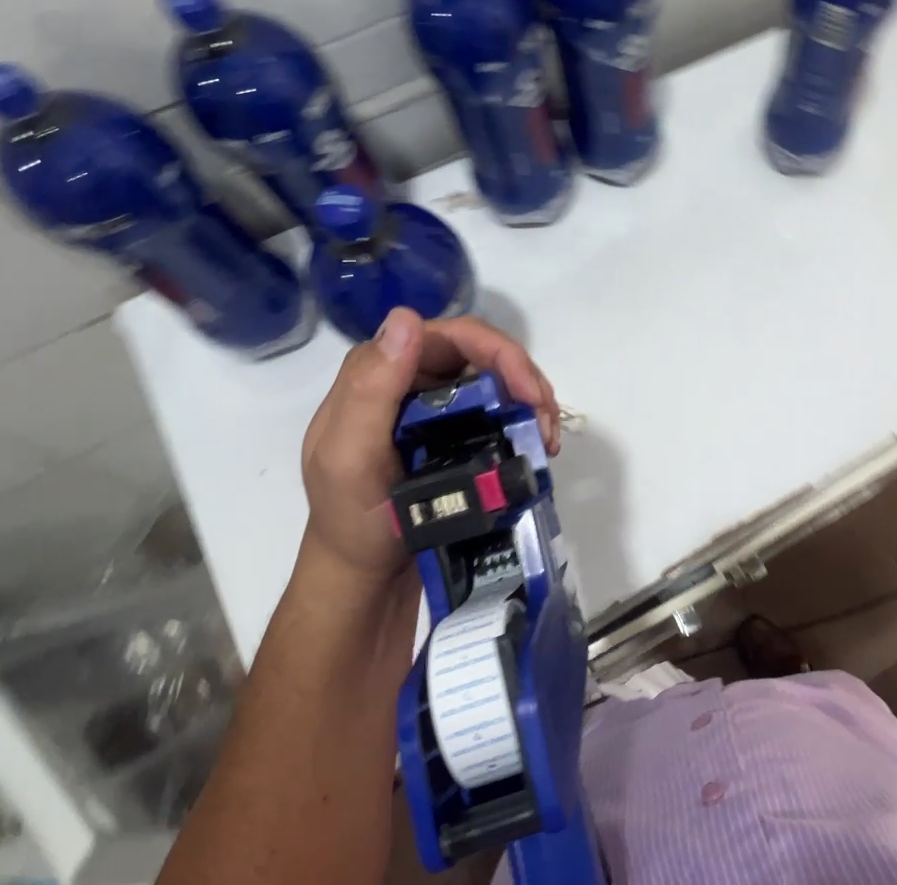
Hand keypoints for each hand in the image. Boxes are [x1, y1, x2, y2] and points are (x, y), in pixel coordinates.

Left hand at [298, 309, 559, 586]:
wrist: (365, 579)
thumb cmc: (352, 521)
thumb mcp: (350, 456)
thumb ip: (370, 388)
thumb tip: (407, 318)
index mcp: (379, 373)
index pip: (449, 335)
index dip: (497, 352)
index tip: (528, 394)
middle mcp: (410, 381)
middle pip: (481, 353)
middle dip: (523, 379)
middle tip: (546, 423)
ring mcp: (436, 409)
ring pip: (496, 380)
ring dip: (530, 402)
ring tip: (546, 441)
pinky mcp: (457, 435)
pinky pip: (499, 412)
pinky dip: (525, 422)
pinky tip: (538, 448)